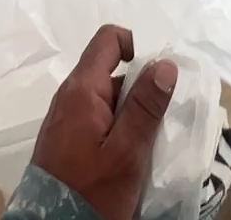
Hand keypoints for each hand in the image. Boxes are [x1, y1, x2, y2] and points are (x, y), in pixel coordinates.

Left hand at [31, 25, 176, 219]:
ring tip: (146, 143)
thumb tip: (165, 63)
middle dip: (138, 87)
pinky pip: (96, 115)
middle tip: (158, 120)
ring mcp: (65, 115)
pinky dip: (116, 126)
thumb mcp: (126, 152)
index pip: (109, 38)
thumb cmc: (90, 192)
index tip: (157, 77)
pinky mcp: (65, 136)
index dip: (136, 46)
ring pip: (105, 95)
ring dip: (129, 111)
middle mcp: (69, 94)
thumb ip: (145, 106)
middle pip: (110, 68)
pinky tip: (127, 155)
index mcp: (82, 88)